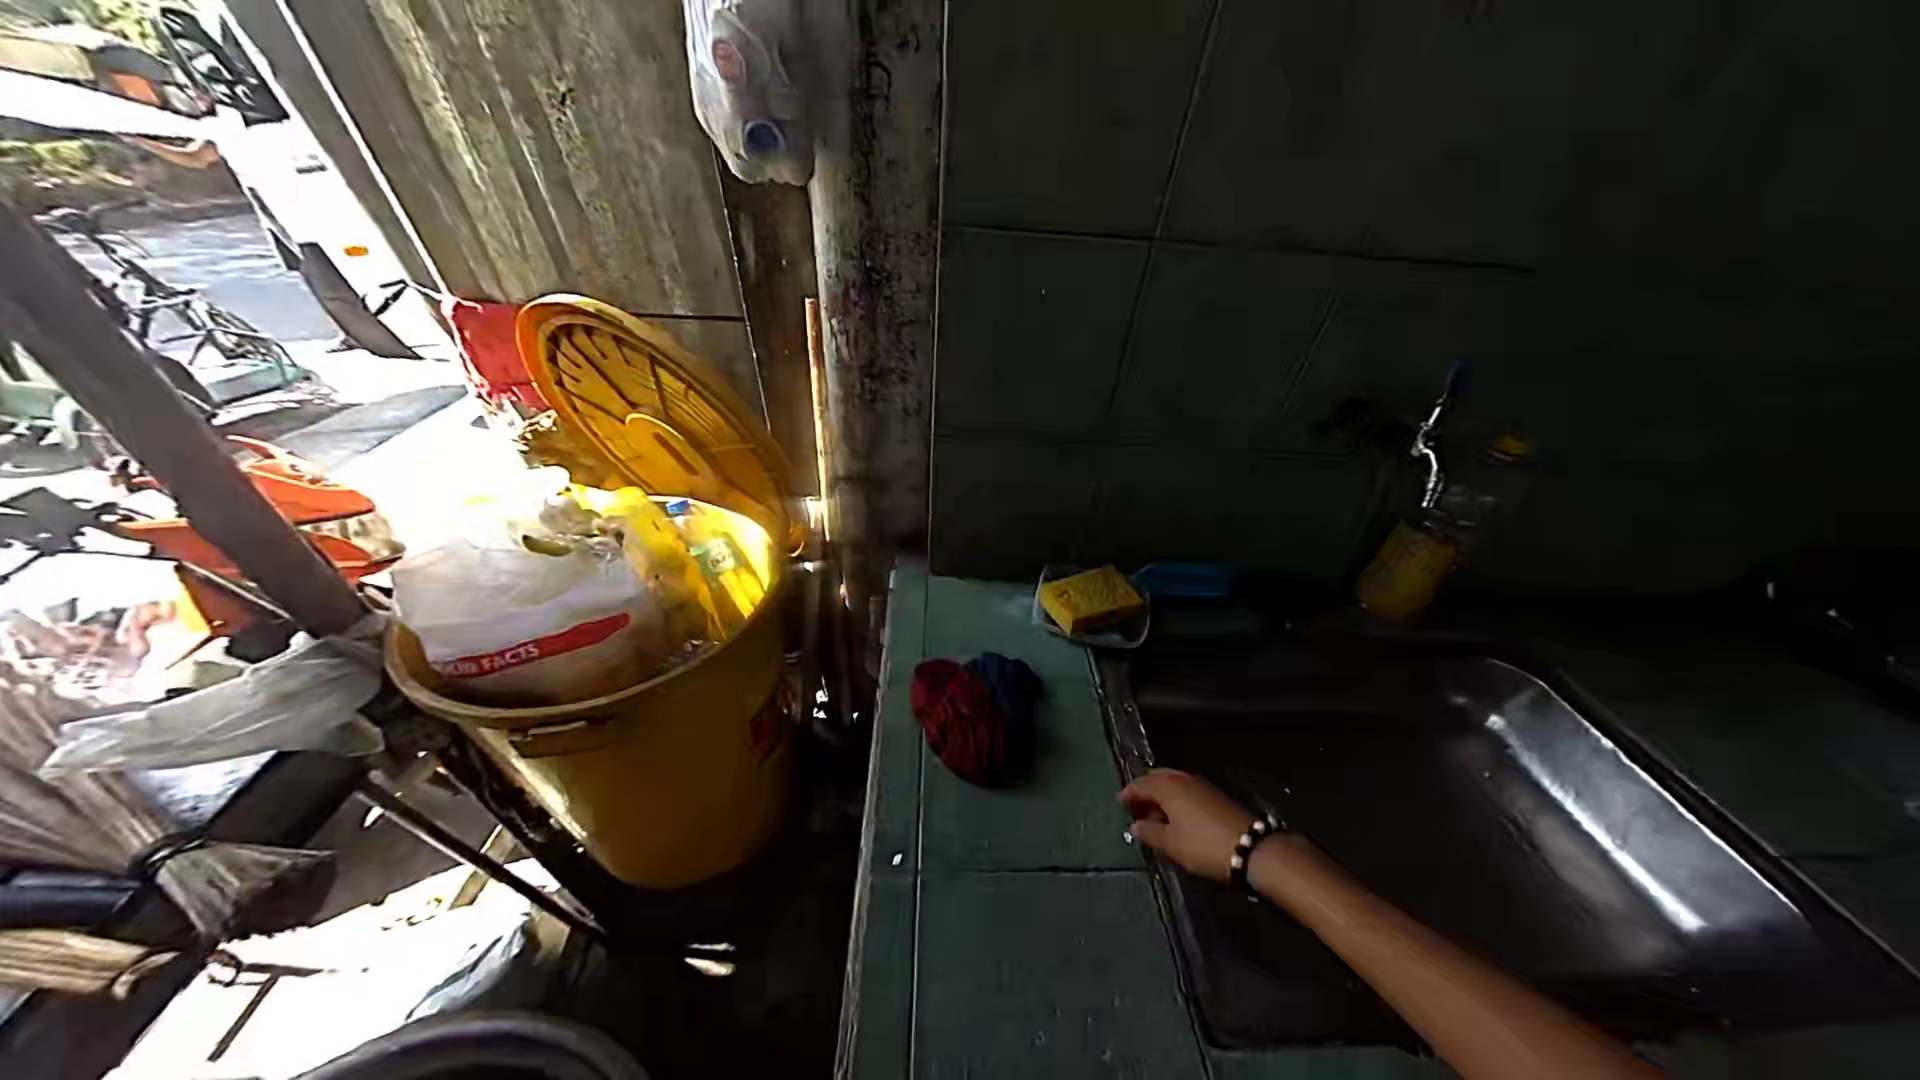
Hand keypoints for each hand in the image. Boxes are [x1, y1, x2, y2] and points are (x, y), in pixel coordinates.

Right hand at [1117, 769, 1254, 881]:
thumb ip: (1149, 832)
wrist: (1252, 848)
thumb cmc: (1204, 845)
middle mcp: (1182, 779)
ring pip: (1172, 785)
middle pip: (1155, 779)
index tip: (1120, 804)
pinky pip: (1185, 792)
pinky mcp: (1214, 795)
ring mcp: (1200, 785)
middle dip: (1144, 792)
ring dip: (1160, 798)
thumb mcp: (1171, 844)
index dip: (1127, 795)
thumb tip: (1135, 825)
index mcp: (1167, 786)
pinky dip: (1175, 801)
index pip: (1139, 784)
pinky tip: (1176, 820)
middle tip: (1136, 810)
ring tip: (1154, 818)